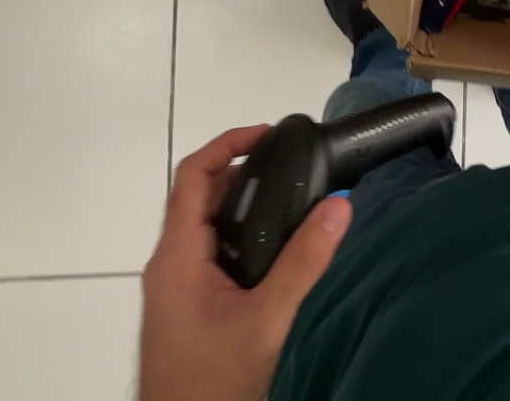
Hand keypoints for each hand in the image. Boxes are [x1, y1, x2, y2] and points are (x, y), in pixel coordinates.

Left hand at [139, 127, 351, 400]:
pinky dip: (242, 229)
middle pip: (201, 194)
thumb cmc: (213, 382)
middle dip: (246, 171)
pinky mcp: (186, 302)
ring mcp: (175, 284)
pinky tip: (276, 245)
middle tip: (294, 167)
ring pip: (207, 223)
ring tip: (293, 198)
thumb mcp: (267, 320)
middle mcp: (170, 262)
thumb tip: (340, 204)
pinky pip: (211, 247)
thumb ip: (304, 261)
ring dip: (245, 201)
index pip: (192, 176)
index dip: (228, 143)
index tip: (270, 133)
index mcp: (178, 257)